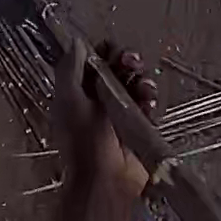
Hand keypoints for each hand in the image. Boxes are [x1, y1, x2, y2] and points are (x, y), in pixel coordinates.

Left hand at [52, 40, 156, 198]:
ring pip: (136, 83)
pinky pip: (149, 103)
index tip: (114, 49)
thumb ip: (71, 69)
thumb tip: (77, 41)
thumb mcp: (69, 100)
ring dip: (142, 80)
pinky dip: (151, 100)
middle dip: (127, 61)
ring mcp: (121, 111)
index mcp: (78, 91)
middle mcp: (99, 98)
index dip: (105, 51)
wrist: (105, 180)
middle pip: (118, 68)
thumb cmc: (83, 140)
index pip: (94, 60)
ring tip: (144, 88)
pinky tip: (149, 104)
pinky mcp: (140, 124)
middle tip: (132, 62)